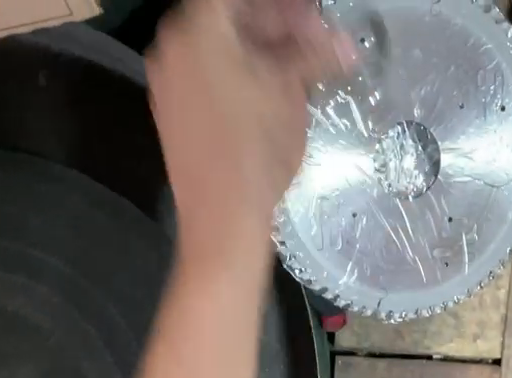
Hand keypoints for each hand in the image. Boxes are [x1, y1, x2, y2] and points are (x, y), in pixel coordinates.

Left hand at [146, 0, 351, 260]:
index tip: (313, 18)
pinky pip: (209, 77)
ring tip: (300, 71)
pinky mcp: (173, 114)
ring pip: (219, 49)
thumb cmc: (255, 152)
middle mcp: (171, 45)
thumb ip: (312, 54)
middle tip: (315, 42)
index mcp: (197, 27)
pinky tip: (273, 94)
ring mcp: (168, 82)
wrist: (222, 221)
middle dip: (276, 26)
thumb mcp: (290, 94)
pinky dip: (240, 75)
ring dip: (261, 52)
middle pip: (229, 17)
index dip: (284, 6)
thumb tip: (344, 43)